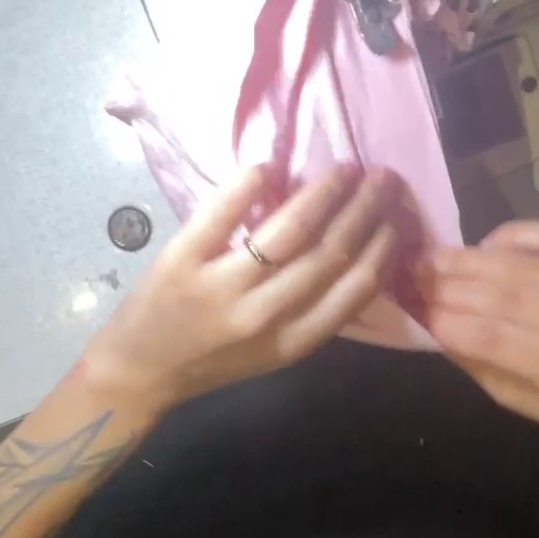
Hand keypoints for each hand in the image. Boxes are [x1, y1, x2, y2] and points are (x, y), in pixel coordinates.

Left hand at [79, 165, 399, 411]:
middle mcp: (264, 316)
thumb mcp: (271, 353)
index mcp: (292, 342)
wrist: (140, 372)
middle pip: (329, 252)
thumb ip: (309, 313)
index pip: (354, 289)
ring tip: (344, 169)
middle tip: (383, 179)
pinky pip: (223, 213)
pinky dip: (250, 183)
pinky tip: (271, 164)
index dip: (383, 249)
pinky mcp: (182, 260)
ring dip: (324, 191)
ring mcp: (222, 287)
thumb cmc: (211, 362)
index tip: (398, 219)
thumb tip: (352, 258)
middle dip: (365, 210)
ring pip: (289, 230)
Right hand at [420, 219, 538, 447]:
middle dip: (449, 283)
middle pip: (505, 294)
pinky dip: (509, 236)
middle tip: (409, 275)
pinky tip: (482, 248)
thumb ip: (479, 363)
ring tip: (430, 258)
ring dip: (468, 259)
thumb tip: (431, 324)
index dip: (446, 319)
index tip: (409, 307)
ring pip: (521, 264)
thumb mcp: (523, 404)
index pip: (494, 337)